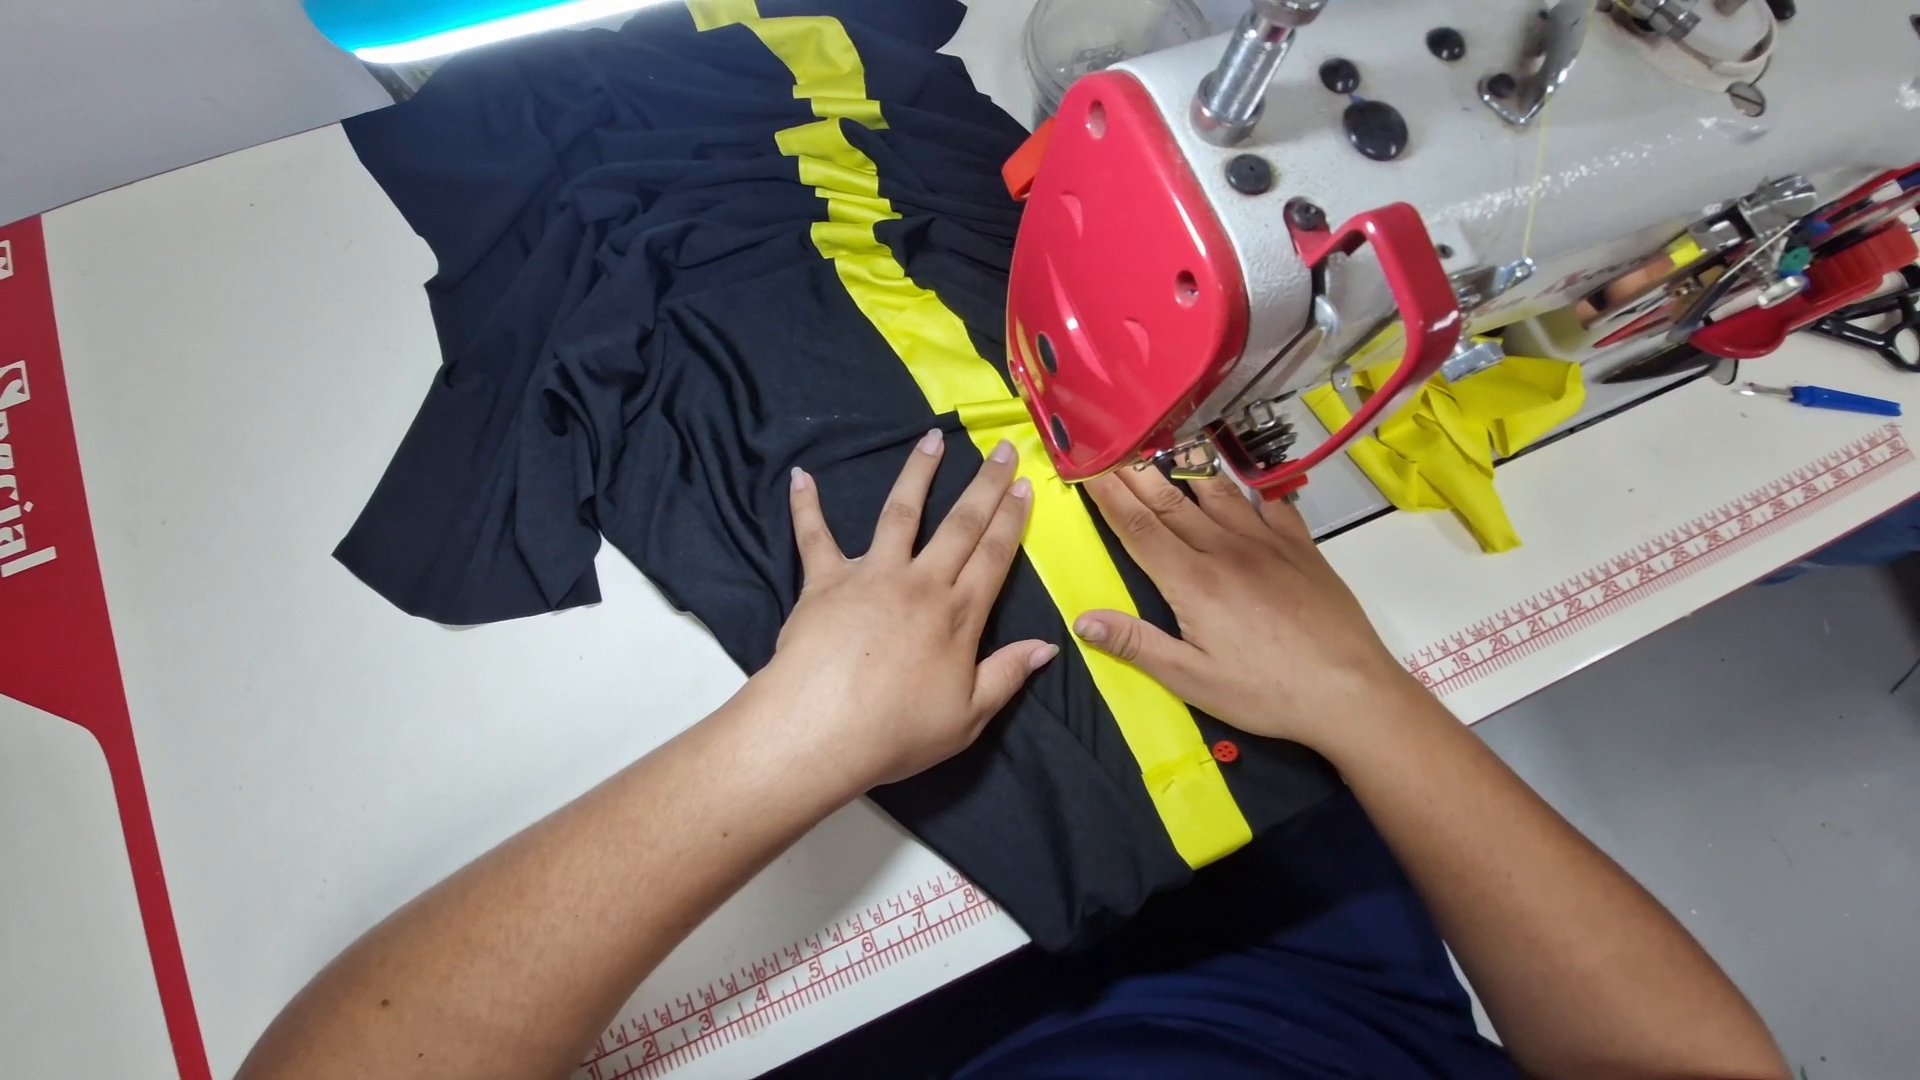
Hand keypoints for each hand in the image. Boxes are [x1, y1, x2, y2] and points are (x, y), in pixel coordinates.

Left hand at [753, 430, 1057, 790]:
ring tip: (932, 439)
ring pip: (900, 513)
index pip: (994, 555)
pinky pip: (814, 537)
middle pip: (961, 524)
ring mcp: (871, 575)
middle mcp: (920, 582)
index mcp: (958, 614)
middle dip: (984, 484)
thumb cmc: (897, 730)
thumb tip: (1050, 646)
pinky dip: (806, 507)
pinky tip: (801, 477)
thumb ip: (1008, 675)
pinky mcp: (824, 580)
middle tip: (1001, 448)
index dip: (1012, 518)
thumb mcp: (968, 716)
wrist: (821, 728)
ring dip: (918, 474)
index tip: (1023, 485)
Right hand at [1072, 466, 1419, 748]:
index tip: (1089, 468)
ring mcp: (1267, 544)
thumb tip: (1083, 619)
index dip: (1109, 496)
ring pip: (1218, 495)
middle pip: (1171, 503)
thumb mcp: (1191, 679)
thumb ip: (1136, 645)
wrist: (1352, 690)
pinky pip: (1271, 507)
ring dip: (1187, 470)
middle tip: (1114, 446)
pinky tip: (1244, 485)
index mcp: (1192, 582)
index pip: (1138, 528)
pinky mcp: (1302, 549)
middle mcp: (1225, 550)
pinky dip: (1250, 491)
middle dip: (1136, 473)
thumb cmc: (1265, 692)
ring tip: (1168, 449)